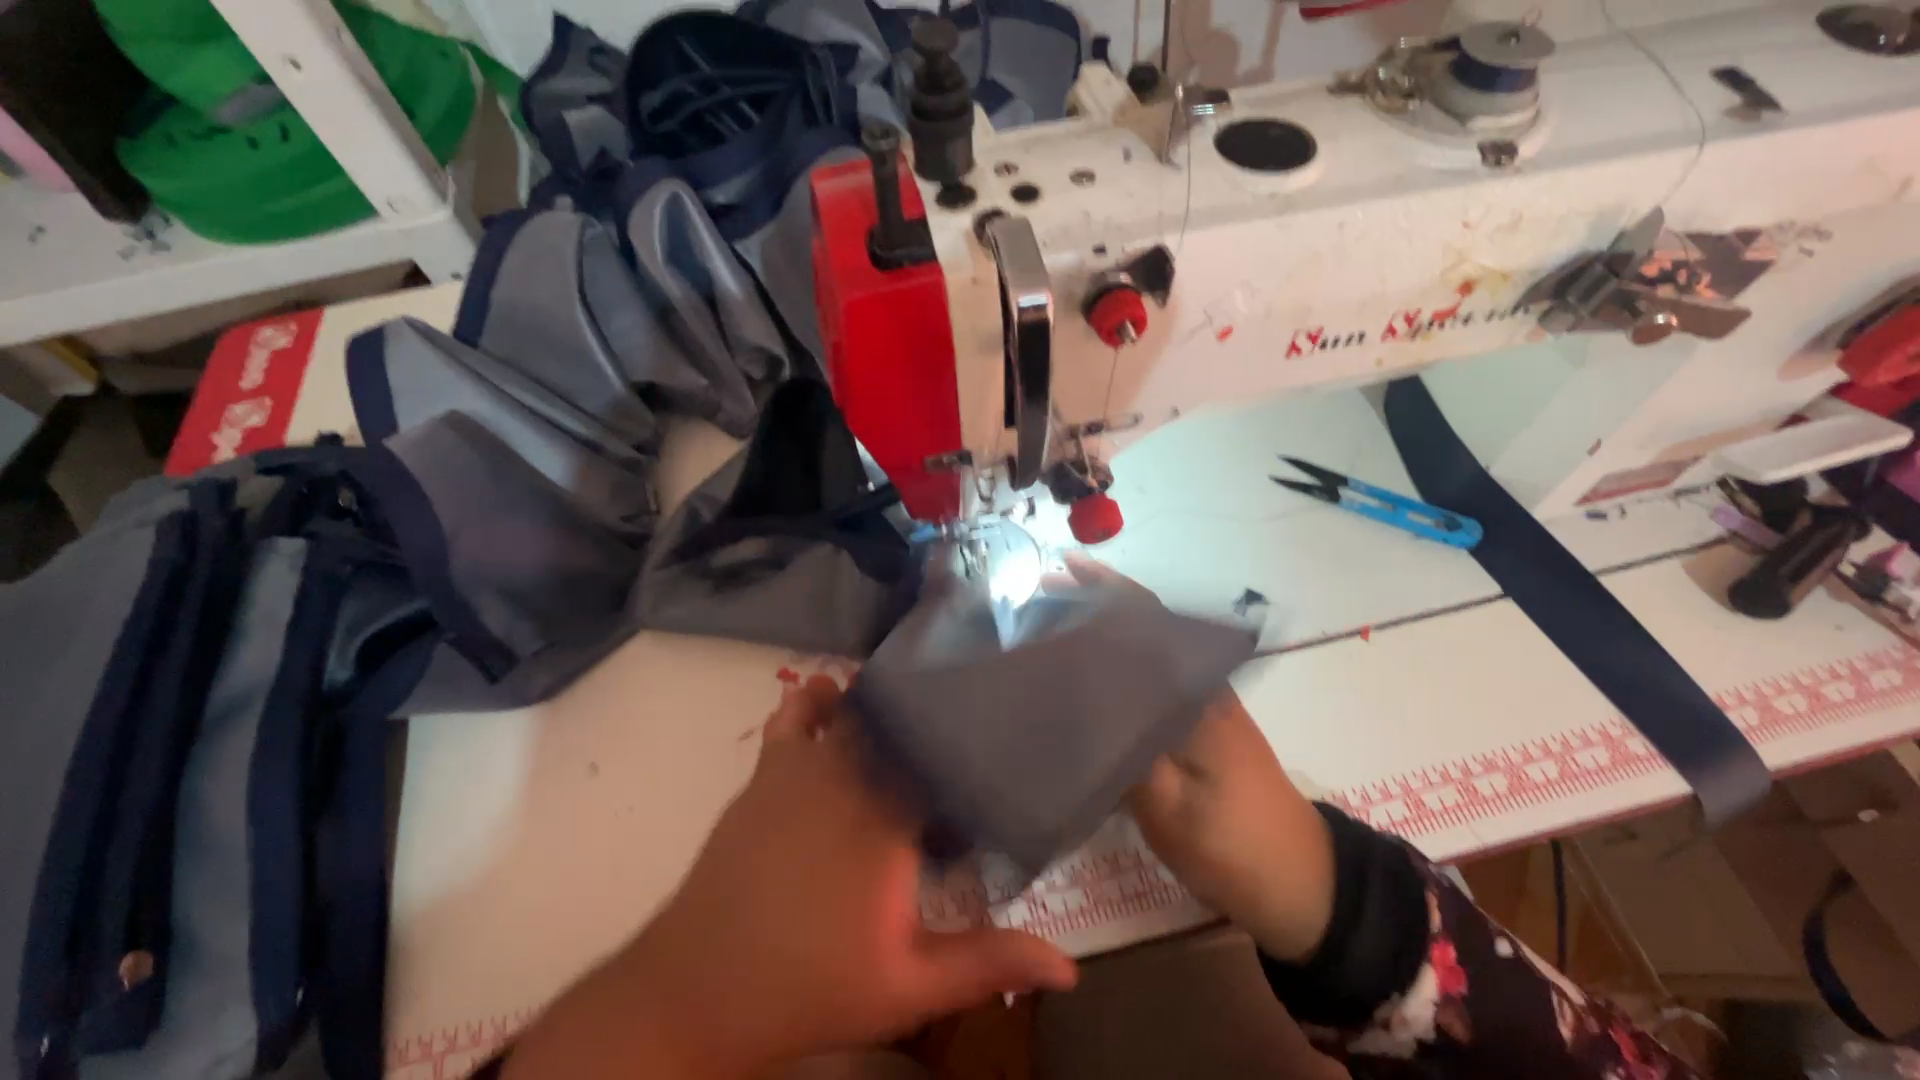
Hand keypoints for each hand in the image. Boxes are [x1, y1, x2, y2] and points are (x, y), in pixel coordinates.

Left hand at [506, 677, 1077, 1079]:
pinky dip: (816, 700)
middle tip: (970, 706)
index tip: (1006, 730)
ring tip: (917, 694)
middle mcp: (847, 781)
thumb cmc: (811, 987)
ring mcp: (798, 773)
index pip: (943, 759)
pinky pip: (791, 719)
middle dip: (934, 713)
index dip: (975, 740)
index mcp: (890, 823)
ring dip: (882, 703)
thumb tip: (1072, 970)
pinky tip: (833, 696)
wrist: (699, 990)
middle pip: (899, 725)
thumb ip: (987, 963)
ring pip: (849, 714)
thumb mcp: (908, 988)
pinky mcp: (762, 777)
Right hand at [1059, 555, 1336, 963]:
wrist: (1297, 882)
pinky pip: (1151, 681)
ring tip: (1048, 633)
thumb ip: (1120, 748)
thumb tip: (1075, 700)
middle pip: (1143, 626)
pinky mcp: (1202, 728)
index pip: (1144, 619)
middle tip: (1036, 604)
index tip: (1056, 575)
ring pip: (1146, 652)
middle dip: (1092, 606)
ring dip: (1102, 633)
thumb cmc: (1228, 843)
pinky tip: (1084, 685)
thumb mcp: (1165, 804)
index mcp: (1194, 693)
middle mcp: (1201, 686)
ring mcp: (1204, 706)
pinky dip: (1115, 668)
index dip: (1100, 590)